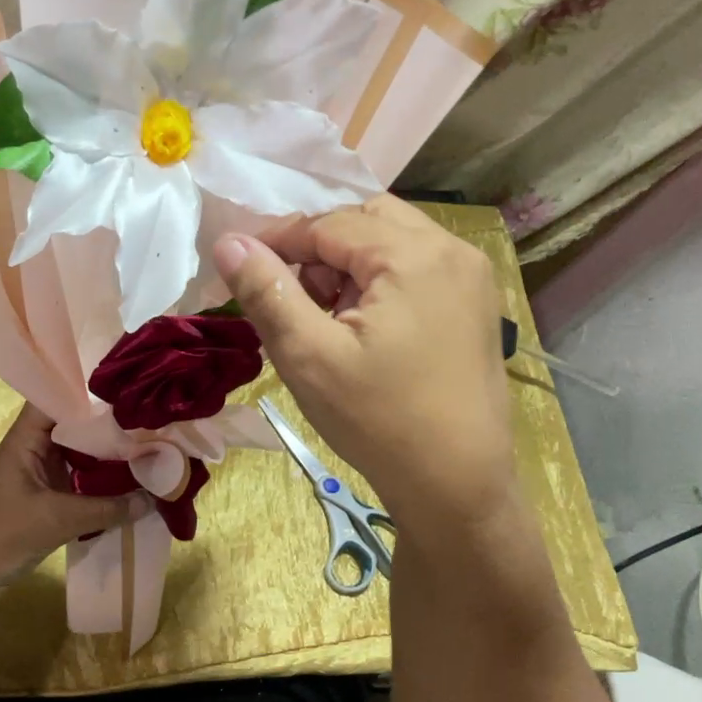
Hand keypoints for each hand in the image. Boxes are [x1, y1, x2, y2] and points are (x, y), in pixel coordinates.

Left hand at [0, 404, 141, 599]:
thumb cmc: (3, 534)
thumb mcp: (58, 520)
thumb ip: (106, 509)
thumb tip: (152, 499)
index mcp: (24, 440)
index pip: (54, 397)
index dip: (86, 389)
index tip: (125, 386)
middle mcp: (31, 448)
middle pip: (71, 423)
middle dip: (107, 422)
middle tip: (150, 417)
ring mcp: (38, 471)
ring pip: (76, 451)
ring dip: (105, 451)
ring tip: (148, 443)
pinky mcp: (44, 494)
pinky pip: (76, 476)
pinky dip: (99, 477)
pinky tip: (129, 479)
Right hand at [212, 195, 515, 531]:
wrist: (454, 480)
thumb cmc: (376, 418)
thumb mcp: (307, 355)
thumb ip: (267, 292)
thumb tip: (228, 242)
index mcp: (412, 255)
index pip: (329, 223)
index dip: (277, 239)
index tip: (238, 265)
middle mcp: (451, 250)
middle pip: (366, 221)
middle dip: (316, 246)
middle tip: (283, 291)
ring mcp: (470, 278)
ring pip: (393, 244)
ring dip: (346, 264)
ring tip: (318, 314)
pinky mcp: (474, 306)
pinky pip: (415, 270)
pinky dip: (377, 281)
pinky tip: (357, 326)